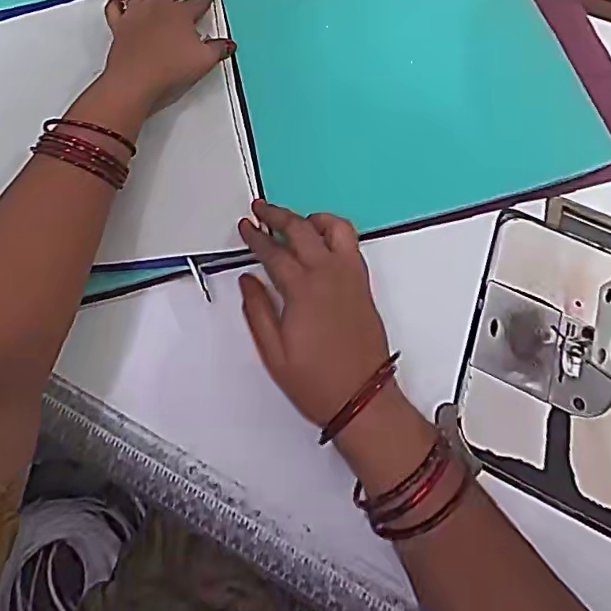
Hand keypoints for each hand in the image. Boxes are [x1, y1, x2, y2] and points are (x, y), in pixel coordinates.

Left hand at [97, 0, 234, 114]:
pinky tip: (123, 4)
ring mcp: (134, 15)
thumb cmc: (166, 69)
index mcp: (180, 13)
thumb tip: (225, 45)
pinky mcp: (118, 27)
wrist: (135, 82)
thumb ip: (217, 49)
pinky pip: (114, 5)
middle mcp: (155, 8)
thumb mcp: (203, 61)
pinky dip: (119, 2)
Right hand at [236, 201, 392, 427]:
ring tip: (295, 220)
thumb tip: (249, 282)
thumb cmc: (320, 382)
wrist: (363, 399)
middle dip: (277, 215)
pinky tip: (323, 238)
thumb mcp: (274, 352)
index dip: (256, 237)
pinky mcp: (364, 284)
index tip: (247, 228)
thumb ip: (258, 310)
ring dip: (310, 218)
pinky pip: (351, 243)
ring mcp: (350, 277)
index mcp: (303, 291)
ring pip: (333, 228)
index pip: (273, 251)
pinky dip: (334, 231)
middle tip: (262, 211)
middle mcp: (330, 276)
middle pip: (300, 229)